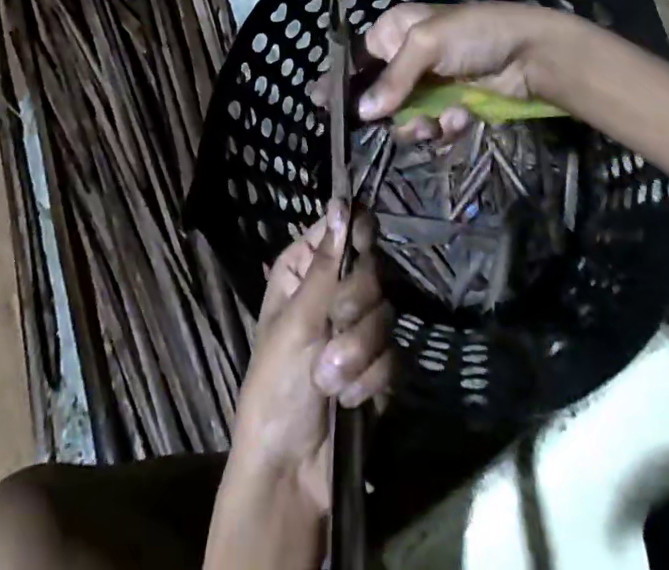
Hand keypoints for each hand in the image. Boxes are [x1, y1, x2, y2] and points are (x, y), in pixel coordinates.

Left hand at [229, 200, 393, 514]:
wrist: (291, 467)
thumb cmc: (275, 386)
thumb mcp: (296, 322)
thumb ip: (327, 266)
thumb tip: (342, 201)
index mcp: (303, 270)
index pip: (341, 229)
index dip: (357, 232)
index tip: (363, 246)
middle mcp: (333, 291)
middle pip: (371, 271)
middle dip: (354, 309)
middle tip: (332, 328)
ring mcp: (359, 328)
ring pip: (385, 315)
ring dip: (358, 353)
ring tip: (329, 381)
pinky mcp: (380, 363)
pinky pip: (393, 355)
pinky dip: (370, 380)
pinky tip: (347, 400)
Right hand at [358, 1, 581, 140]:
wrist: (534, 55)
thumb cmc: (476, 35)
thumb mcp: (428, 44)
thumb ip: (393, 79)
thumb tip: (361, 112)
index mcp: (395, 29)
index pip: (360, 60)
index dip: (350, 85)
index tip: (337, 109)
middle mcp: (408, 55)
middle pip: (381, 97)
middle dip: (395, 114)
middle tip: (413, 122)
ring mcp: (430, 83)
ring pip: (405, 117)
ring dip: (422, 125)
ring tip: (440, 122)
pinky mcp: (451, 105)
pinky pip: (433, 125)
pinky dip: (447, 125)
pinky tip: (463, 116)